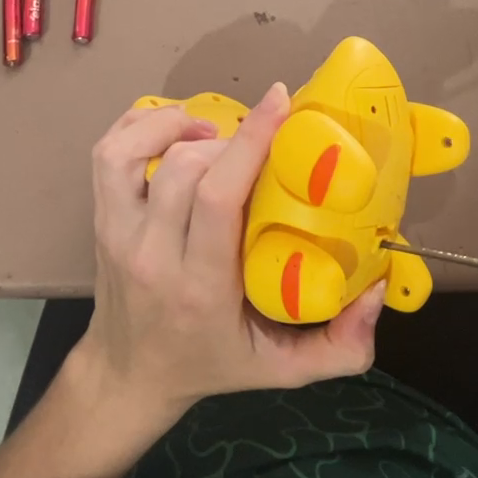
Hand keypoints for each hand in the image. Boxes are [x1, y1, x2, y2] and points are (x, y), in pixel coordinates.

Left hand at [67, 84, 383, 426]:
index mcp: (200, 286)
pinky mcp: (100, 218)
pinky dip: (140, 125)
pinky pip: (108, 152)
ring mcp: (116, 233)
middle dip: (228, 138)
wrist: (129, 375)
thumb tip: (377, 289)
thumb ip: (342, 346)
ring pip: (133, 152)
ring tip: (212, 129)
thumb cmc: (211, 364)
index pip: (217, 196)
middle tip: (261, 139)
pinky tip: (175, 130)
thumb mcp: (283, 371)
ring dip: (176, 125)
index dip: (250, 140)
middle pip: (183, 167)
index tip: (281, 102)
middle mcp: (151, 254)